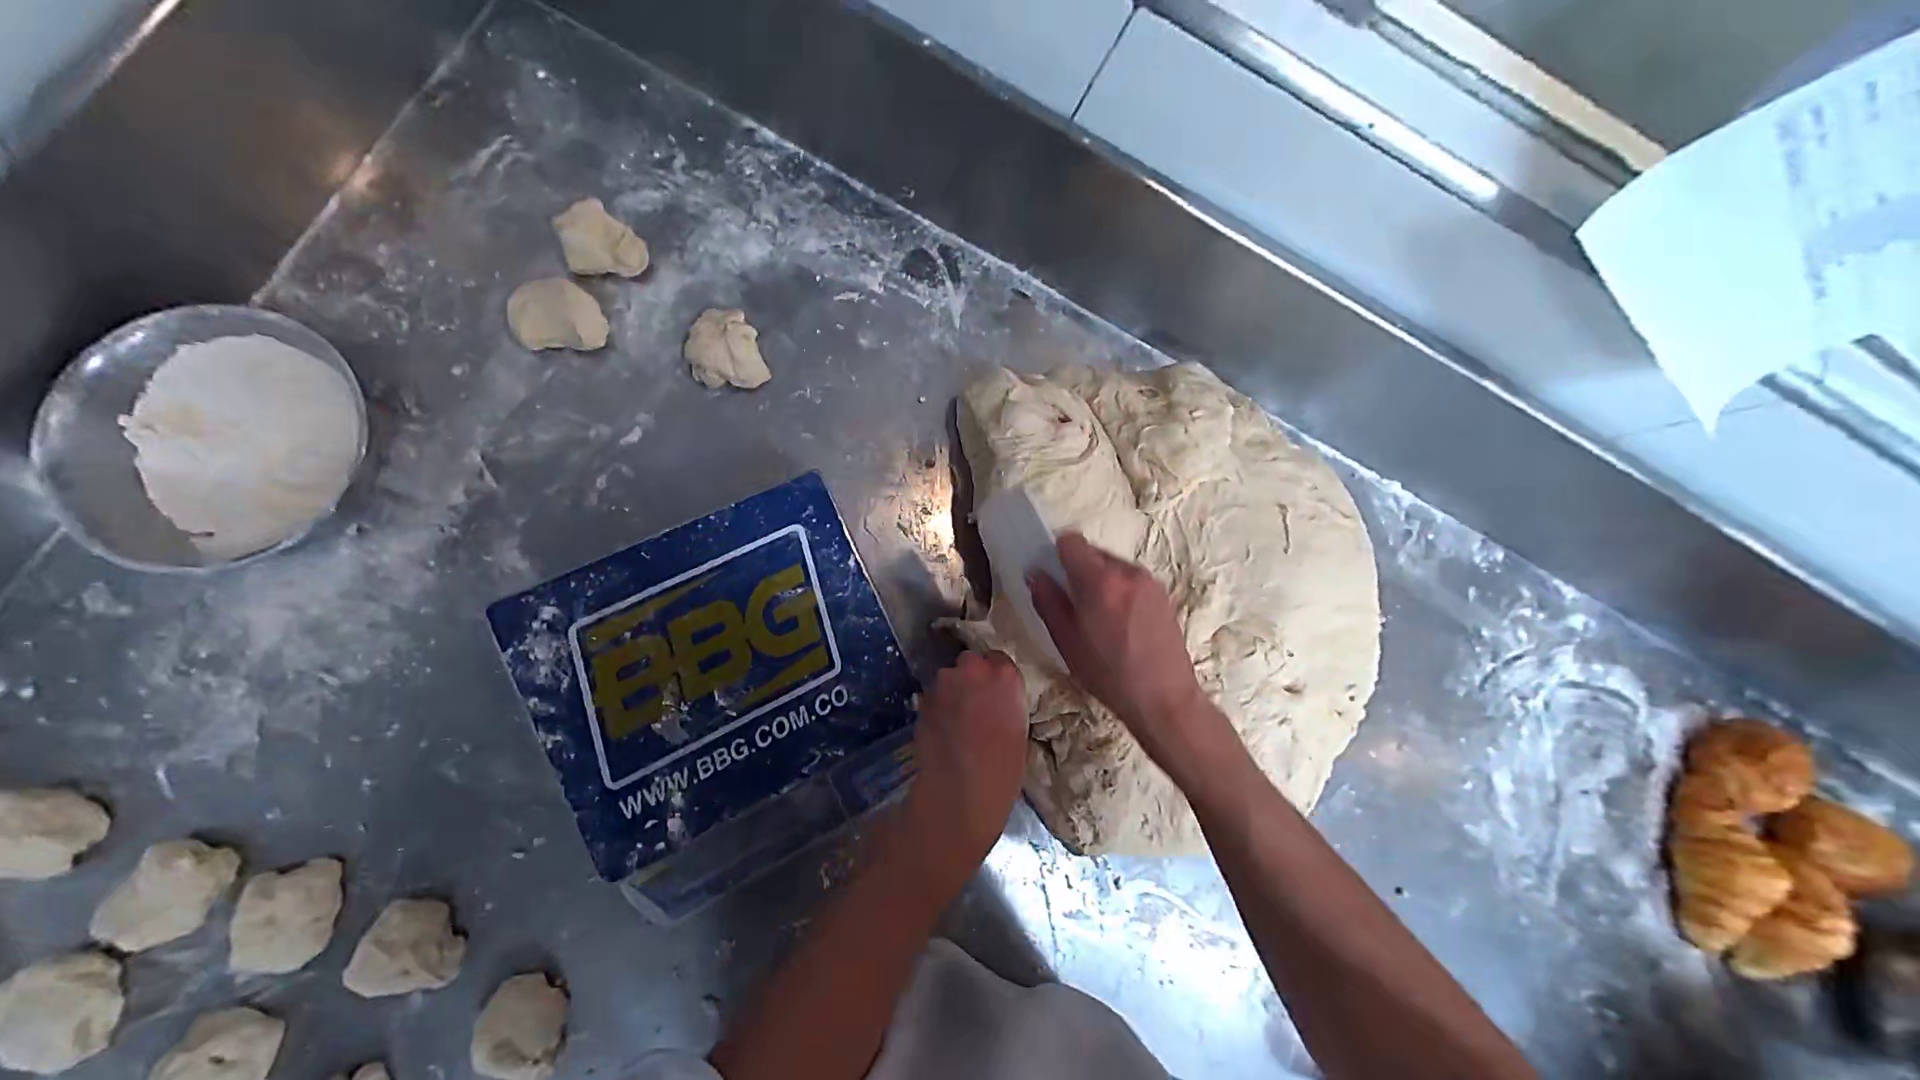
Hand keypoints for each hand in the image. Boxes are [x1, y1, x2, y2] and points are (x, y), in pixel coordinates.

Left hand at [898, 651, 1028, 886]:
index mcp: (1004, 675)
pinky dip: (937, 708)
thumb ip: (1006, 702)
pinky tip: (942, 731)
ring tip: (956, 721)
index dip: (995, 676)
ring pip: (948, 678)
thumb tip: (994, 701)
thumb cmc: (1003, 768)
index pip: (999, 660)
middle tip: (975, 704)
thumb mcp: (1019, 729)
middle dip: (970, 677)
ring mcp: (943, 683)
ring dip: (952, 692)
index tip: (995, 692)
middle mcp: (973, 670)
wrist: (960, 791)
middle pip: (970, 662)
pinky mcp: (922, 700)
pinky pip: (933, 698)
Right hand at [1029, 533, 1234, 778]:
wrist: (1164, 699)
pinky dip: (1119, 591)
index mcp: (1100, 582)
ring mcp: (1149, 582)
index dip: (1056, 555)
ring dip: (1100, 581)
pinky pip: (1130, 580)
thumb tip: (1036, 576)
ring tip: (1097, 618)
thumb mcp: (1067, 643)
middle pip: (1092, 552)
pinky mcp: (1163, 594)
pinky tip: (1118, 623)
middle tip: (1072, 604)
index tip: (1053, 575)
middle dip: (1078, 571)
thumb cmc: (1111, 676)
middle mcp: (1127, 573)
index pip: (1071, 542)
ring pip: (1112, 566)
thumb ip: (1048, 602)